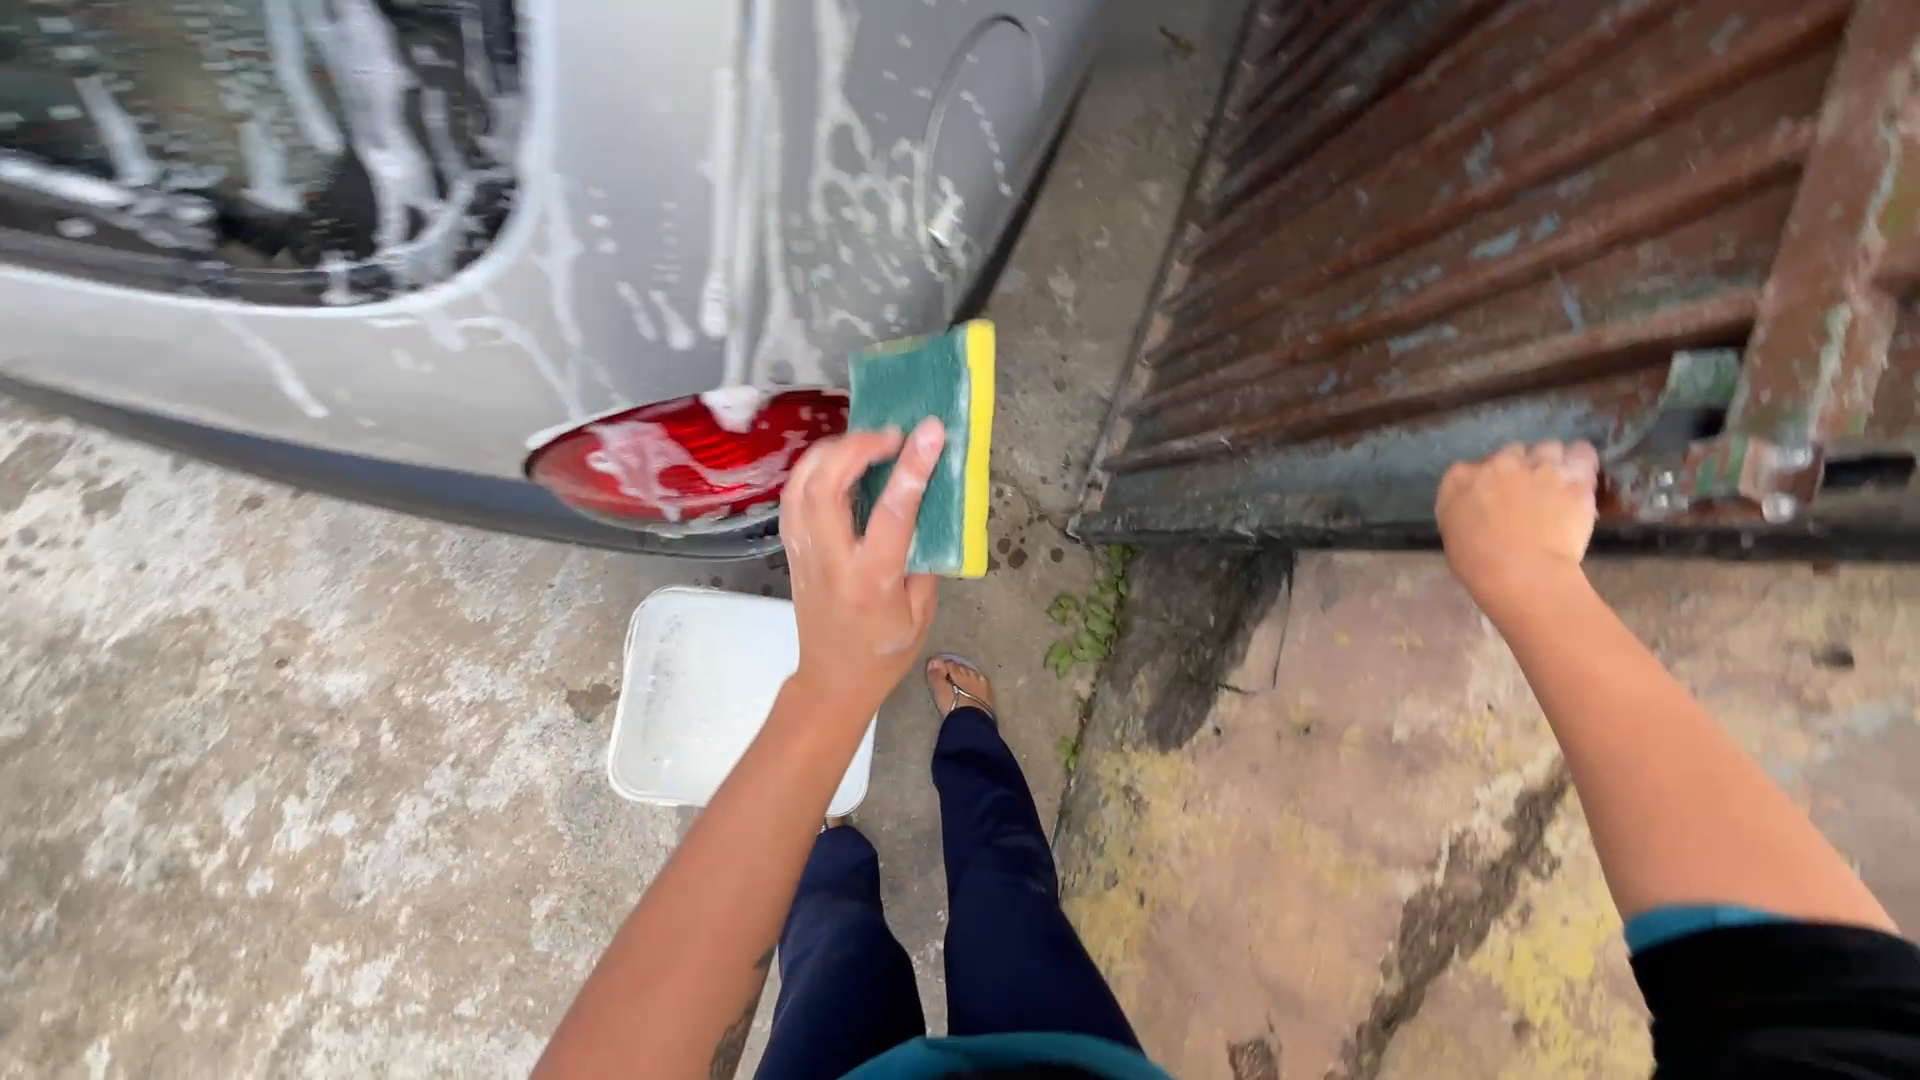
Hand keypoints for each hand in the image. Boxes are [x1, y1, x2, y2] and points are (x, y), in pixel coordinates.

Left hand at [779, 417, 945, 717]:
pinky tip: (839, 462)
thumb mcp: (921, 615)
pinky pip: (794, 496)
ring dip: (832, 452)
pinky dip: (815, 468)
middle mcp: (831, 560)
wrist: (831, 681)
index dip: (913, 466)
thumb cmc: (883, 654)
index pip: (892, 513)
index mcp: (871, 580)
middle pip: (825, 485)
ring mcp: (804, 552)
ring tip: (866, 442)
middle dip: (856, 446)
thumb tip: (922, 511)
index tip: (930, 431)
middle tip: (890, 435)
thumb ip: (923, 561)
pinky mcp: (792, 549)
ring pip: (801, 484)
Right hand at [1437, 440, 1599, 606]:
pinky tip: (1581, 470)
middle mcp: (1501, 465)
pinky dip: (1581, 461)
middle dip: (1517, 466)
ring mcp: (1541, 470)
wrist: (1521, 572)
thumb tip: (1475, 499)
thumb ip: (1461, 504)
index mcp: (1462, 478)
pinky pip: (1582, 457)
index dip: (1484, 479)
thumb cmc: (1476, 560)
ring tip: (1555, 478)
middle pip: (1512, 452)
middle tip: (1522, 489)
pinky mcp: (1576, 481)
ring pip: (1549, 447)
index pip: (1472, 466)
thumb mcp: (1450, 528)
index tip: (1489, 495)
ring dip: (1549, 460)